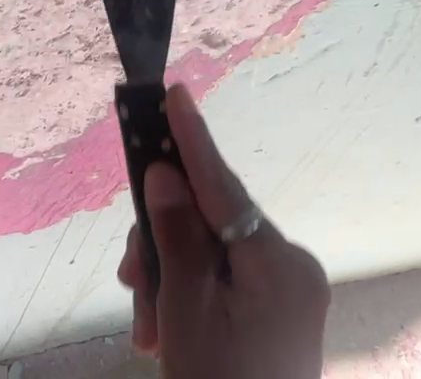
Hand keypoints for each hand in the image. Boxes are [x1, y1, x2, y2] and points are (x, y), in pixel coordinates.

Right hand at [117, 85, 330, 377]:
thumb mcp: (186, 309)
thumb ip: (173, 233)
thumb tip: (163, 171)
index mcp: (279, 265)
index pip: (223, 187)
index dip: (192, 137)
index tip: (174, 91)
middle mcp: (290, 267)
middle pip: (206, 221)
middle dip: (161, 242)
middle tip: (130, 278)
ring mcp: (285, 290)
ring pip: (205, 250)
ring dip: (166, 277)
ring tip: (147, 325)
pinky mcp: (274, 309)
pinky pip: (218, 277)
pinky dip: (184, 293)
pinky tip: (161, 329)